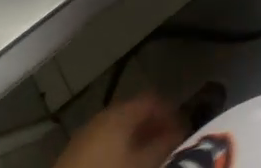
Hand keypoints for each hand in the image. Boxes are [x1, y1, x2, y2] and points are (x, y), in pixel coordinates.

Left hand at [54, 93, 186, 167]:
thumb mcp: (145, 162)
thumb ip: (165, 144)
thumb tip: (180, 130)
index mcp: (120, 113)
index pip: (152, 98)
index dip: (170, 109)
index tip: (183, 125)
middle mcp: (103, 114)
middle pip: (135, 111)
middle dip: (154, 124)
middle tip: (170, 140)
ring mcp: (88, 130)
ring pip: (120, 125)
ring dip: (137, 135)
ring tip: (151, 153)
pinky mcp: (78, 149)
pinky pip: (106, 138)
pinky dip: (121, 144)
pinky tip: (126, 160)